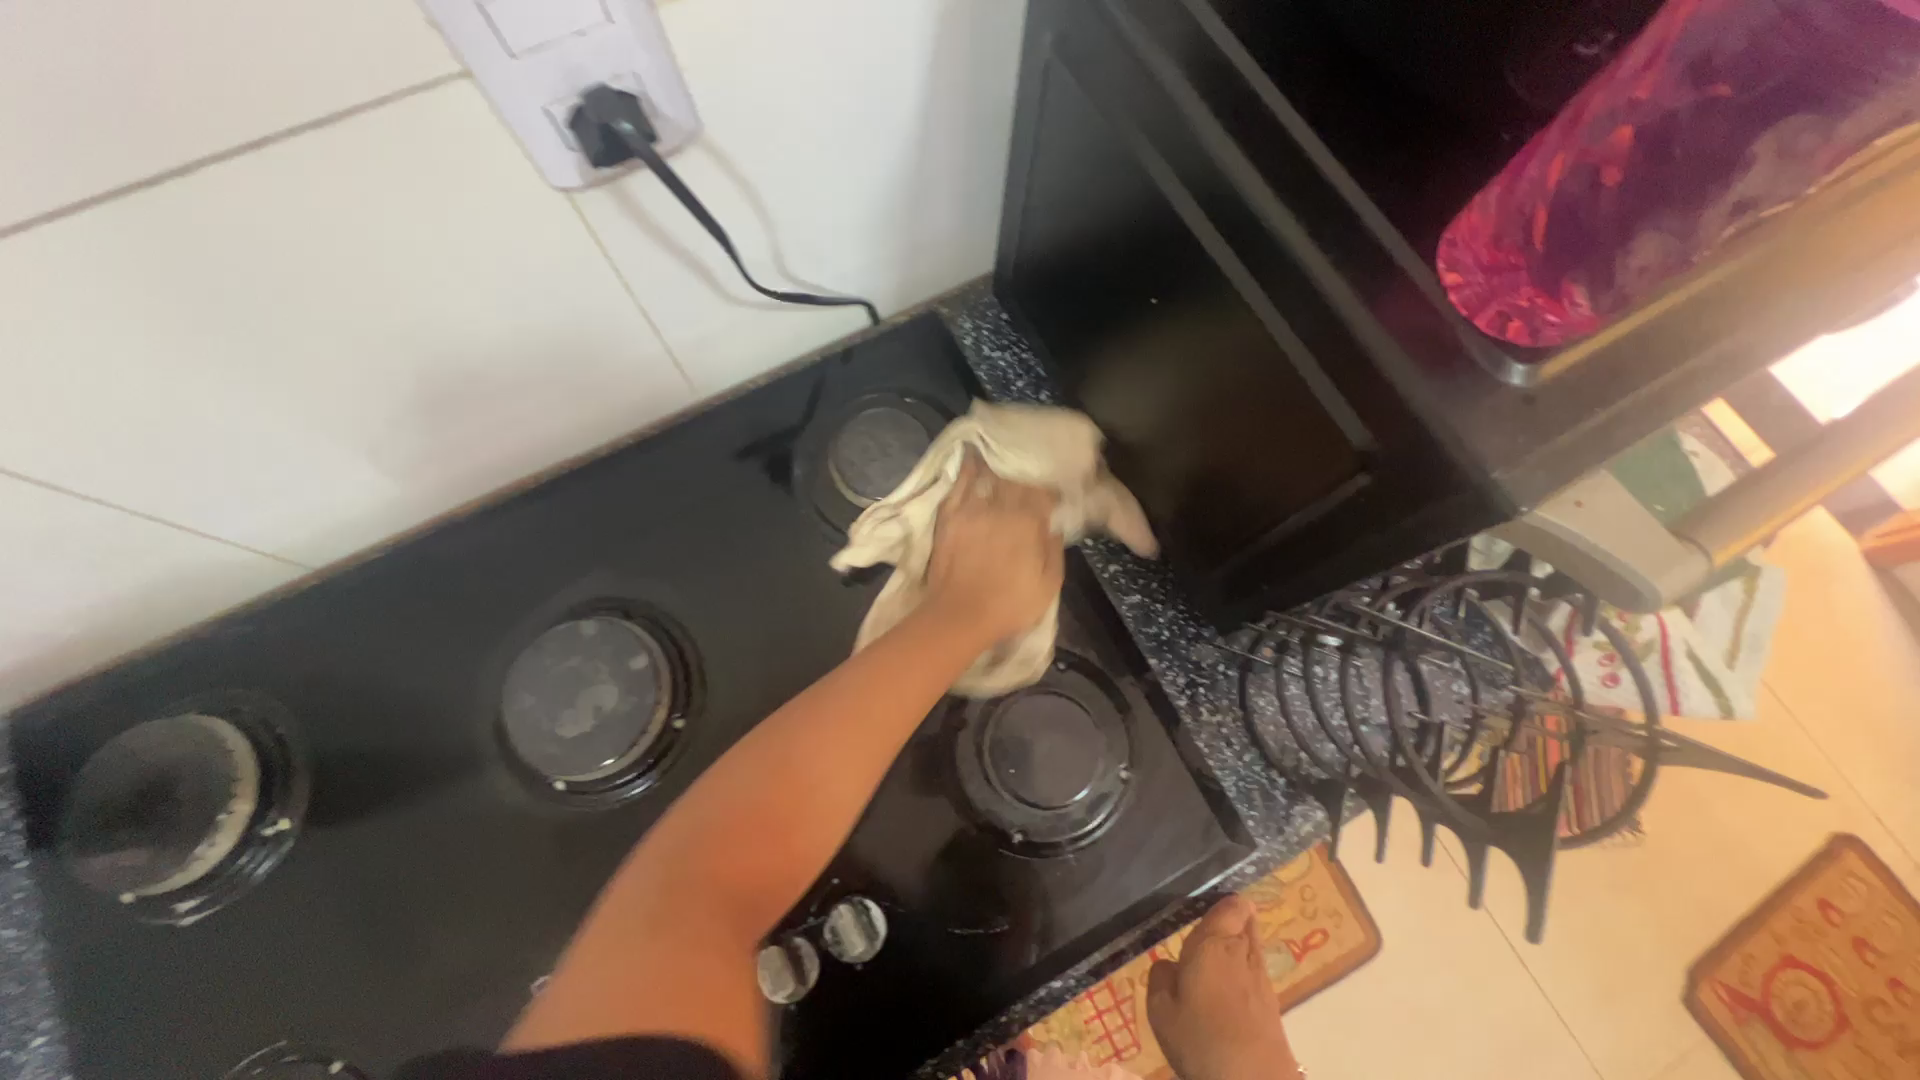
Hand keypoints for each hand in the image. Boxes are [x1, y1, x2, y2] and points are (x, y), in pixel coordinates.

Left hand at [922, 451, 1063, 647]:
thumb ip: (1054, 551)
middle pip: (1016, 482)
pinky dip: (966, 468)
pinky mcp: (949, 517)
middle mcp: (1001, 509)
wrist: (959, 617)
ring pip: (989, 478)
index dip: (1049, 491)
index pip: (1042, 494)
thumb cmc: (1009, 606)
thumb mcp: (1048, 585)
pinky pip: (959, 485)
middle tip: (1029, 472)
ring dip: (999, 467)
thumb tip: (1053, 527)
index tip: (1052, 494)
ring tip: (1004, 455)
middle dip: (1025, 476)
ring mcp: (972, 510)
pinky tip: (972, 455)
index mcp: (1029, 523)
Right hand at [1147, 895, 1299, 1079]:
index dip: (1221, 902)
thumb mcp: (1160, 1011)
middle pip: (1245, 921)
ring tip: (1211, 964)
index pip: (1231, 905)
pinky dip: (1242, 974)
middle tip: (1203, 934)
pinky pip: (1255, 972)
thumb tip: (1171, 964)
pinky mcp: (1272, 1005)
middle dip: (1229, 921)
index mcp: (1213, 944)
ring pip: (1252, 946)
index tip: (1201, 907)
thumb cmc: (1201, 1041)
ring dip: (1236, 947)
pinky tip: (1225, 995)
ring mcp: (1261, 979)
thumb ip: (1161, 977)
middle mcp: (1242, 952)